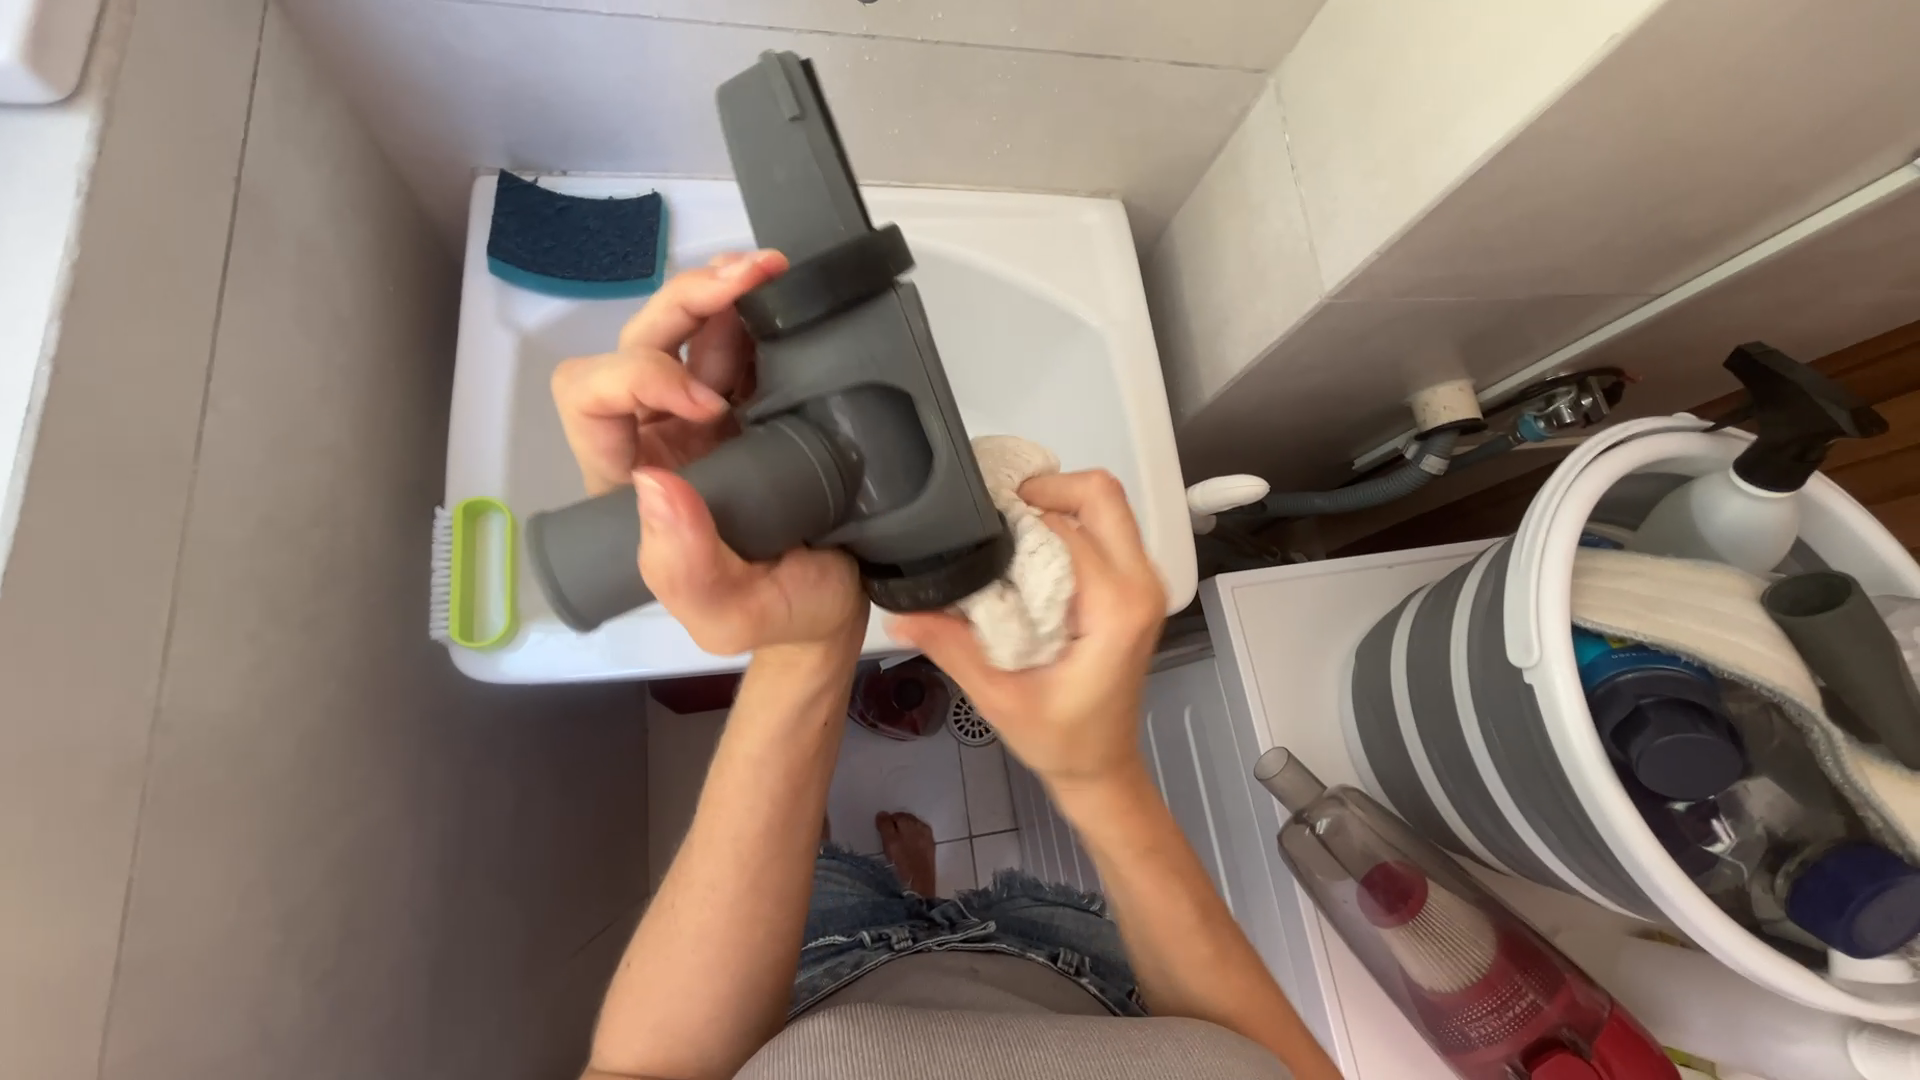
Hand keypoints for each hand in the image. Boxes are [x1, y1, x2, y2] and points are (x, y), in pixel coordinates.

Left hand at [551, 253, 866, 658]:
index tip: (713, 407)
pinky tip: (787, 295)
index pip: (592, 401)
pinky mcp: (757, 409)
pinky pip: (745, 346)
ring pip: (692, 332)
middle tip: (748, 278)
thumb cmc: (780, 615)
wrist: (837, 604)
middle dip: (685, 302)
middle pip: (638, 343)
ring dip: (721, 291)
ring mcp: (709, 420)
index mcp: (630, 484)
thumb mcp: (727, 613)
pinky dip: (760, 312)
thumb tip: (655, 482)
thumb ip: (682, 567)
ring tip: (770, 269)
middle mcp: (659, 440)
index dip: (640, 379)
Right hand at [890, 470, 1166, 790]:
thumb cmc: (1062, 740)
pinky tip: (1029, 545)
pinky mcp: (1135, 586)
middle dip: (1046, 486)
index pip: (1066, 529)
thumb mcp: (1000, 697)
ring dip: (1058, 500)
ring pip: (1107, 505)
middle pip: (1101, 495)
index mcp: (1116, 609)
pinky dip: (1069, 520)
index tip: (979, 525)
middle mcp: (1140, 585)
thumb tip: (902, 612)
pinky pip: (1107, 527)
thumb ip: (953, 647)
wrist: (1102, 764)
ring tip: (1008, 525)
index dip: (1019, 517)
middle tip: (998, 509)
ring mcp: (1144, 582)